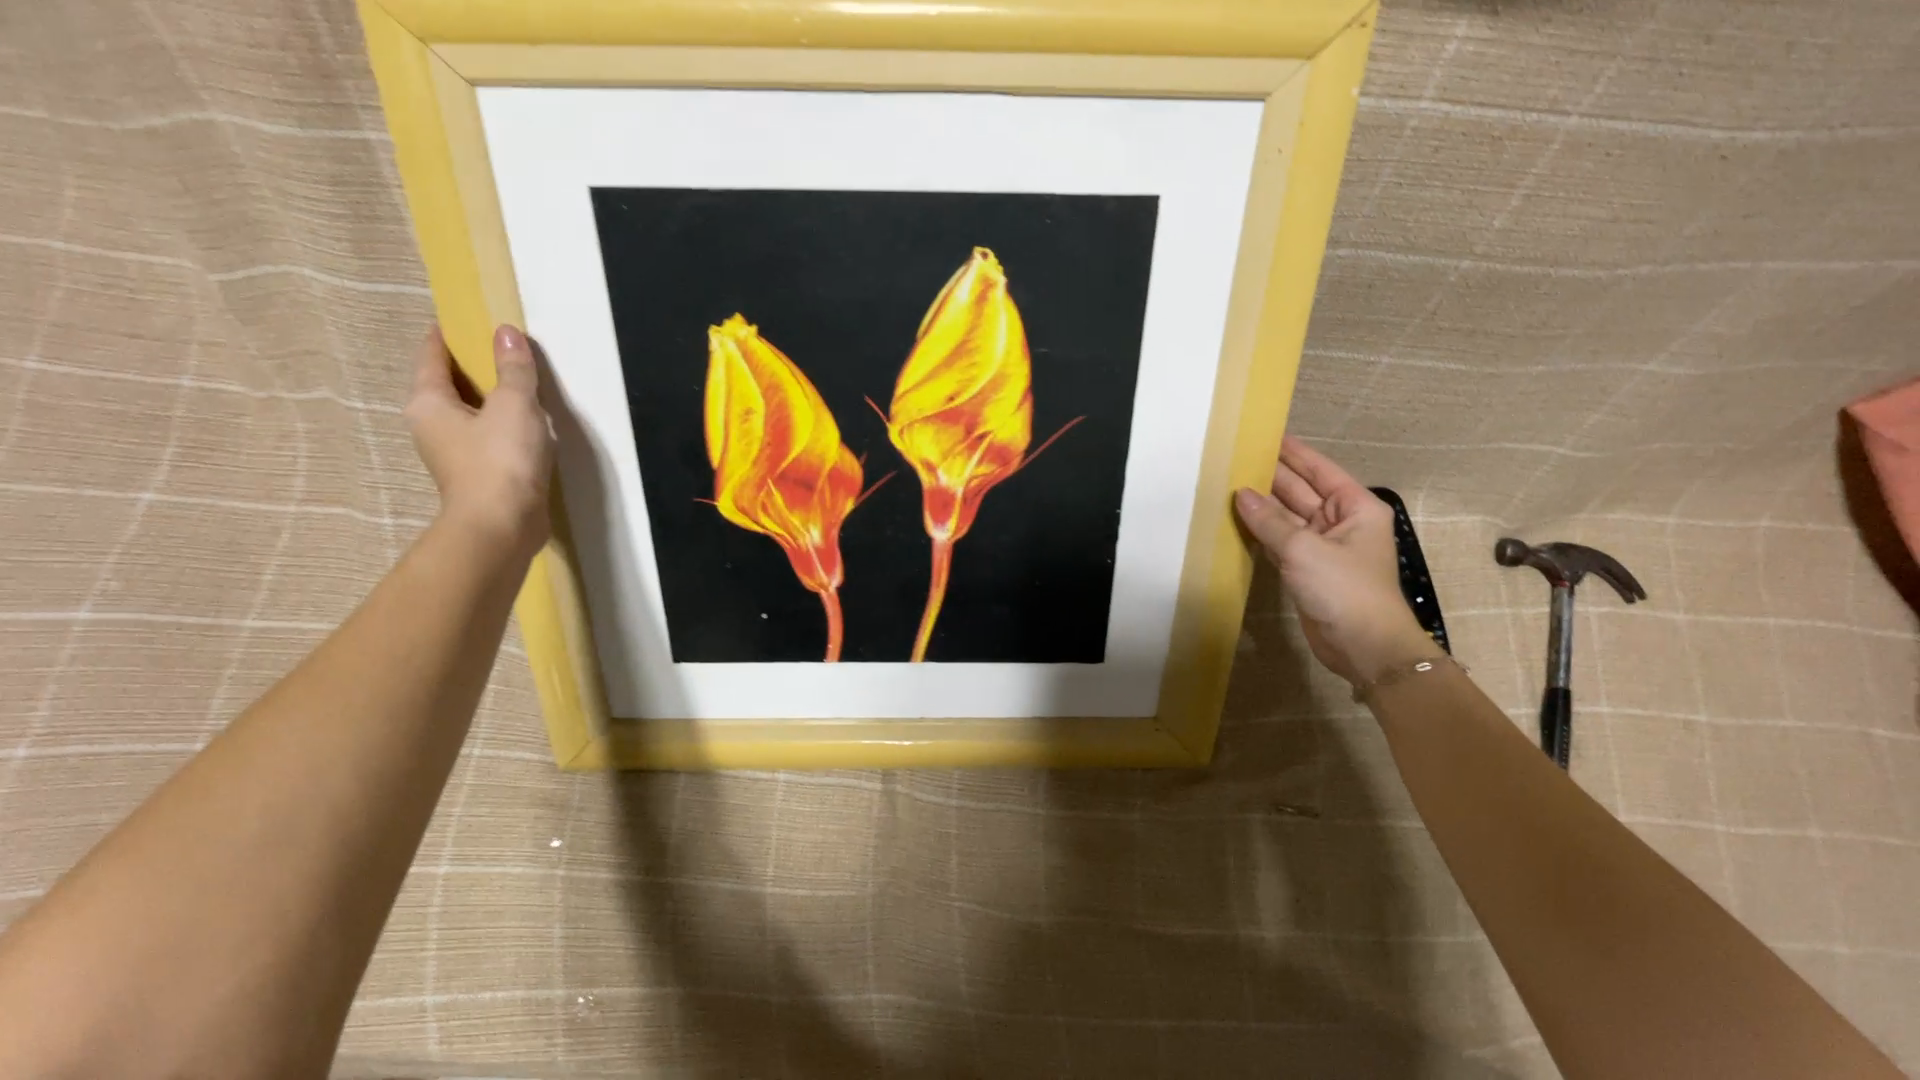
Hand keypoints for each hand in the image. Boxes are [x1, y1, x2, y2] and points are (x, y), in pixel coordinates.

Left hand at [404, 324, 555, 558]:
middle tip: (503, 347)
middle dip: (473, 366)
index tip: (466, 317)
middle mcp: (431, 425)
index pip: (431, 355)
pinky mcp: (477, 475)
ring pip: (470, 412)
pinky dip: (502, 424)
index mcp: (428, 402)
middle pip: (449, 384)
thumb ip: (512, 368)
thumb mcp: (514, 405)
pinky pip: (487, 436)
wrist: (502, 528)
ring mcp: (453, 453)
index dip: (448, 333)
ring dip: (490, 398)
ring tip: (521, 383)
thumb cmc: (500, 460)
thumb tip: (506, 333)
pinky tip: (527, 423)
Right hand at [1234, 437, 1439, 687]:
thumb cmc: (1344, 589)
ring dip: (1263, 506)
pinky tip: (1237, 520)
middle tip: (1235, 458)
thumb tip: (1240, 494)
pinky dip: (1262, 533)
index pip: (1320, 470)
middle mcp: (1342, 522)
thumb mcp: (1304, 549)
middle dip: (1272, 477)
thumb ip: (1269, 520)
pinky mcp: (1308, 571)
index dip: (1294, 452)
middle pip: (1302, 492)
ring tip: (1228, 484)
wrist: (1364, 646)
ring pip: (1289, 518)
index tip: (1266, 434)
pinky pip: (1282, 542)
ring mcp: (1324, 548)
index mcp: (1356, 507)